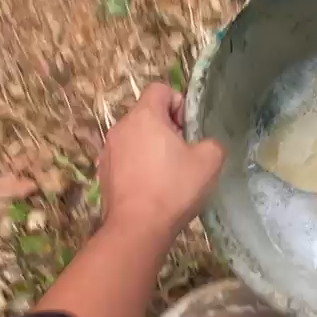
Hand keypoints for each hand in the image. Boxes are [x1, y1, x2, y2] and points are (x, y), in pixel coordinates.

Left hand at [99, 83, 226, 242]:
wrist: (138, 227)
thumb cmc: (174, 188)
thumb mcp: (209, 162)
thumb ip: (213, 143)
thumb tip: (206, 145)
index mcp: (145, 116)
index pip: (161, 89)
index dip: (179, 104)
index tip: (189, 130)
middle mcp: (121, 127)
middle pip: (148, 115)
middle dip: (168, 130)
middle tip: (184, 155)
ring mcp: (108, 151)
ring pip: (137, 138)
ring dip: (153, 149)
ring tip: (169, 175)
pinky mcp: (104, 173)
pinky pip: (126, 159)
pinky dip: (140, 167)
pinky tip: (153, 189)